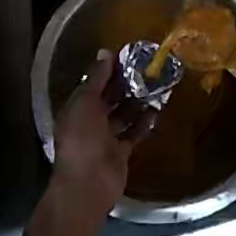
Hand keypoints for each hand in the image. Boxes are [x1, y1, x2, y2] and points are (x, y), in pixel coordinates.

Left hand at [51, 50, 155, 211]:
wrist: (88, 183)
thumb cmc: (83, 139)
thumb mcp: (86, 102)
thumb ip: (96, 78)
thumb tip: (105, 52)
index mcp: (77, 107)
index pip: (94, 83)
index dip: (109, 70)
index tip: (129, 55)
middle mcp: (90, 120)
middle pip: (110, 98)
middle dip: (126, 85)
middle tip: (148, 69)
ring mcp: (106, 137)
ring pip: (124, 115)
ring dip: (138, 102)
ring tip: (157, 86)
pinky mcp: (120, 152)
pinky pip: (134, 133)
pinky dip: (144, 123)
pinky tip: (158, 110)